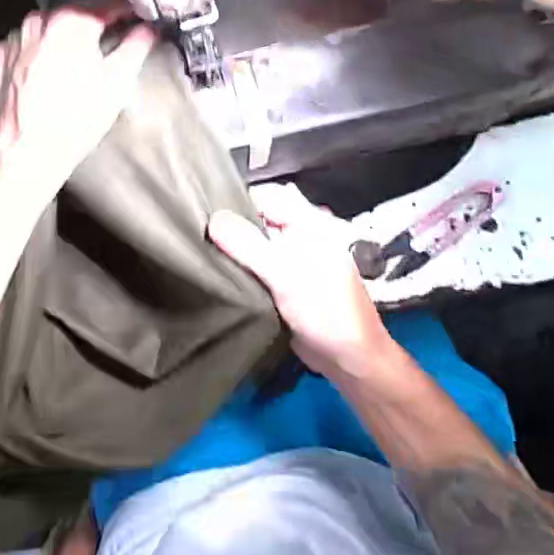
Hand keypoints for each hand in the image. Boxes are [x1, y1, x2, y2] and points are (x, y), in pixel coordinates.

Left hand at [0, 7, 158, 187]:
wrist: (27, 151)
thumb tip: (148, 28)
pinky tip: (47, 69)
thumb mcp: (117, 82)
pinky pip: (26, 44)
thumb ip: (136, 46)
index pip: (106, 3)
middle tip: (113, 35)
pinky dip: (38, 50)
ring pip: (47, 26)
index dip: (126, 8)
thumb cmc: (77, 117)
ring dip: (63, 35)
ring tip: (78, 56)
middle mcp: (38, 21)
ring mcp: (15, 38)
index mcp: (71, 21)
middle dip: (94, 21)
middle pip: (74, 12)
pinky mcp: (0, 57)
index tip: (138, 14)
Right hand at [209, 183, 395, 379]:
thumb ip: (246, 243)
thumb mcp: (282, 272)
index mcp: (308, 221)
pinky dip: (241, 266)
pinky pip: (257, 265)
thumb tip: (212, 219)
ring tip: (206, 250)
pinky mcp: (285, 281)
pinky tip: (221, 271)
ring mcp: (292, 258)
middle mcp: (300, 233)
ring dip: (236, 247)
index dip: (237, 199)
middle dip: (233, 224)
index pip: (265, 195)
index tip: (207, 211)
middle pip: (258, 216)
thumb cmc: (324, 309)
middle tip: (202, 232)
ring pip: (255, 242)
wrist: (350, 360)